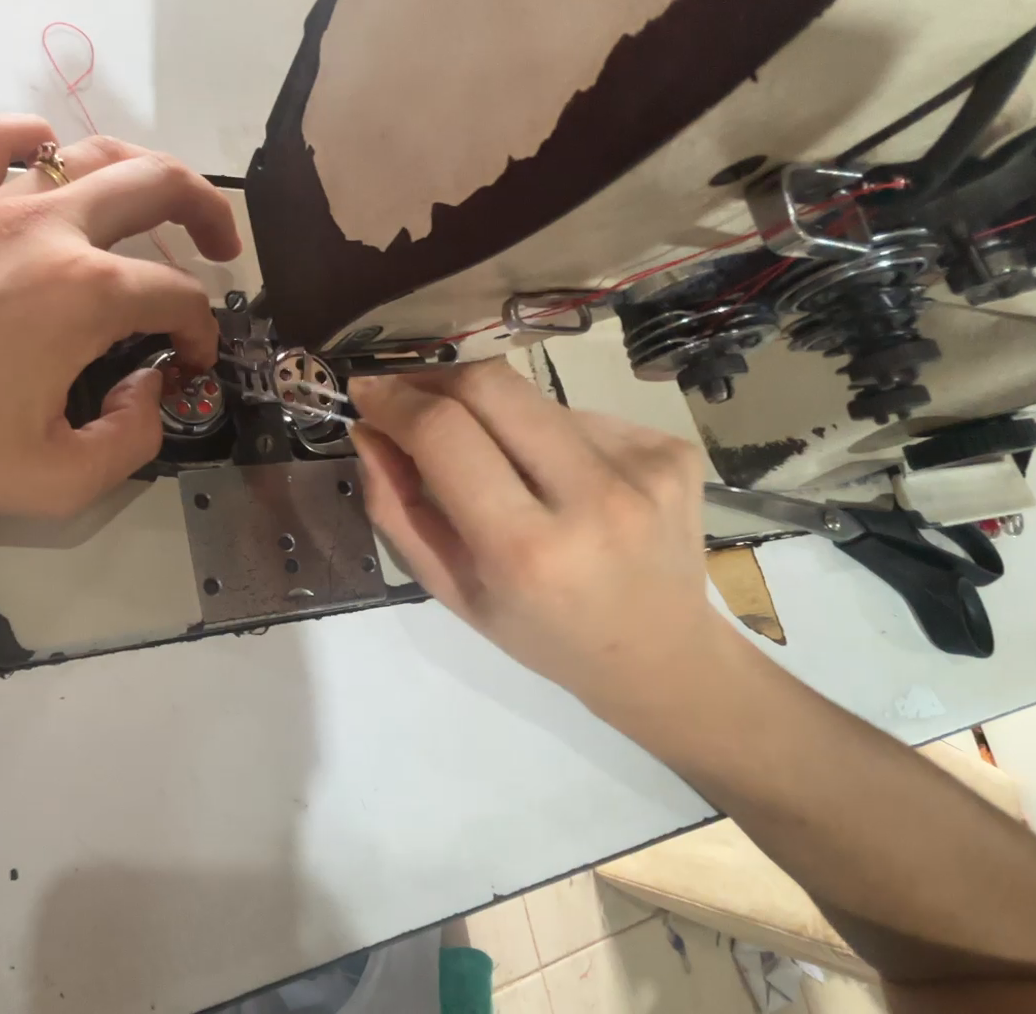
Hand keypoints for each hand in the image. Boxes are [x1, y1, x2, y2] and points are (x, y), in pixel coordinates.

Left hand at [0, 115, 241, 523]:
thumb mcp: (61, 481)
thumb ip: (135, 439)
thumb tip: (148, 387)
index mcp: (87, 294)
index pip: (179, 298)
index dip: (200, 335)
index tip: (187, 368)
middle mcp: (49, 229)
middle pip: (159, 185)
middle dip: (209, 214)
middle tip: (224, 249)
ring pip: (90, 152)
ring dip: (141, 174)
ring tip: (157, 208)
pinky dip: (33, 139)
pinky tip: (46, 159)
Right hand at [349, 360, 730, 704]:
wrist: (661, 654)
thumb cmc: (539, 632)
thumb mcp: (450, 589)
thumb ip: (397, 510)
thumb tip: (367, 431)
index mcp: (525, 549)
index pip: (444, 434)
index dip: (394, 400)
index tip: (364, 391)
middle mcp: (592, 496)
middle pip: (490, 386)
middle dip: (433, 380)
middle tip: (407, 398)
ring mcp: (643, 465)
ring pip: (530, 398)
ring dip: (489, 415)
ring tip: (494, 463)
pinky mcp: (671, 448)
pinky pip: (575, 414)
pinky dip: (540, 432)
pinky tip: (551, 477)